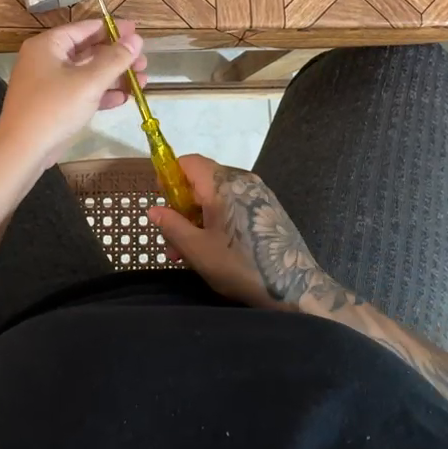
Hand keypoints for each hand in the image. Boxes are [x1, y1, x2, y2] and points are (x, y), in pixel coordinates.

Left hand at [0, 18, 146, 170]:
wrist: (22, 151)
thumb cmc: (54, 108)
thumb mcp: (89, 82)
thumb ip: (115, 59)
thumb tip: (137, 39)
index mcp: (48, 45)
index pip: (85, 28)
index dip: (113, 29)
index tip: (138, 31)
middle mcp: (46, 59)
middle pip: (88, 50)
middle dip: (117, 57)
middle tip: (144, 62)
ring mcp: (48, 82)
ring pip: (86, 73)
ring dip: (113, 77)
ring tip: (141, 82)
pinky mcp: (52, 103)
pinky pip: (80, 91)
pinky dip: (100, 94)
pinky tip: (123, 99)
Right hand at [148, 155, 355, 312]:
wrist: (294, 286)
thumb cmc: (240, 265)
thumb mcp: (198, 250)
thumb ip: (172, 226)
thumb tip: (154, 210)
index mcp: (222, 184)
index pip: (188, 162)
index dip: (170, 177)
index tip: (163, 203)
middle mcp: (241, 179)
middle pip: (202, 179)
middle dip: (183, 206)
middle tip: (173, 240)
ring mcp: (258, 192)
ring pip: (217, 194)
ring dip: (199, 216)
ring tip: (190, 251)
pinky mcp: (268, 206)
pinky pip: (234, 202)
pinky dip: (219, 217)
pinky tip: (215, 246)